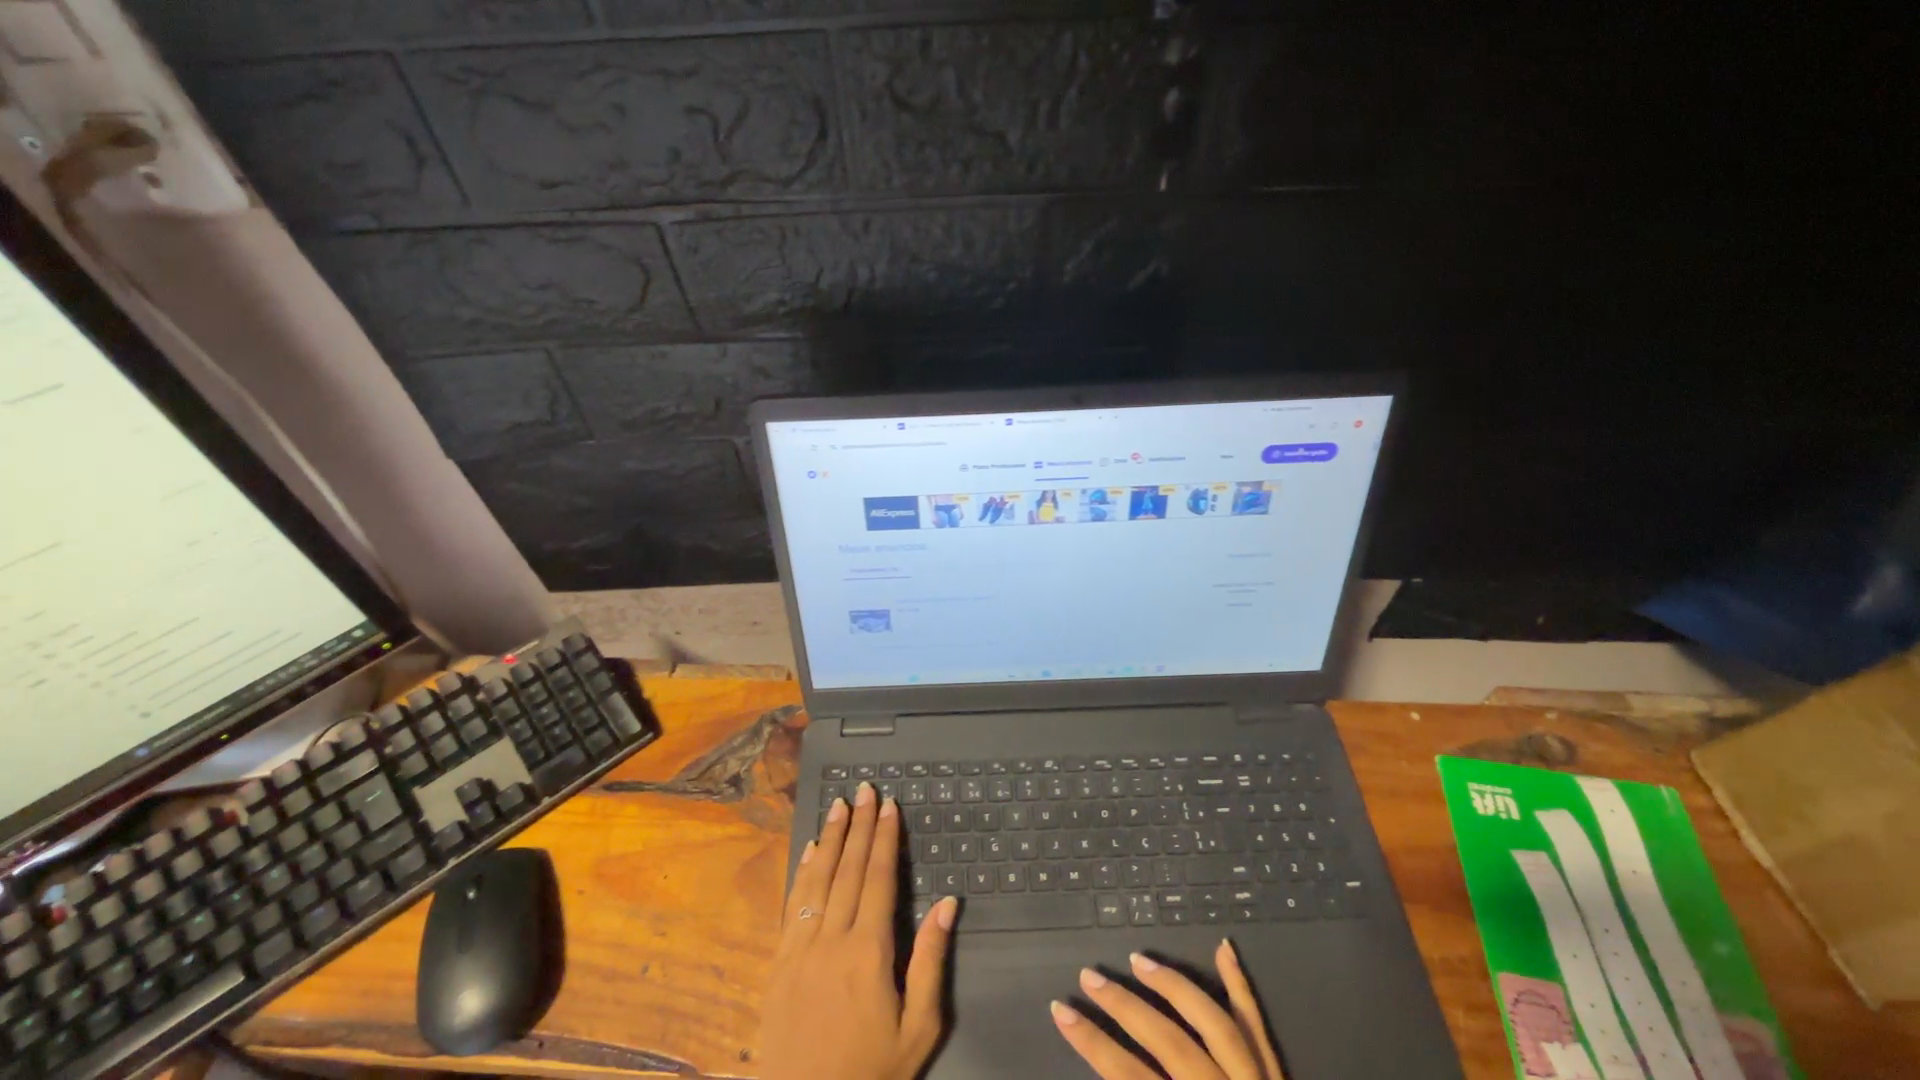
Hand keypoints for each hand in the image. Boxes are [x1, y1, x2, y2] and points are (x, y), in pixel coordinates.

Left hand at [759, 781, 959, 1079]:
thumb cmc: (872, 1069)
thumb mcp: (919, 1025)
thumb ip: (931, 960)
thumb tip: (947, 902)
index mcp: (868, 951)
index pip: (878, 879)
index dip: (884, 839)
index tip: (889, 806)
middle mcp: (830, 939)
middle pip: (847, 869)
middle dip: (858, 825)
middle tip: (864, 788)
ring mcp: (799, 949)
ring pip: (816, 879)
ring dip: (828, 838)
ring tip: (838, 805)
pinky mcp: (777, 964)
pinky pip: (791, 906)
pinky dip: (801, 873)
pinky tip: (808, 851)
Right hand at [1051, 942, 1286, 1079]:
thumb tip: (1113, 1076)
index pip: (1128, 1077)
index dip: (1091, 1043)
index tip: (1059, 1011)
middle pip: (1167, 1041)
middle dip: (1124, 1006)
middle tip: (1090, 976)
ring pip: (1211, 1022)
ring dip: (1173, 987)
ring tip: (1139, 959)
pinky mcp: (1278, 1079)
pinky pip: (1257, 1027)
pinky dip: (1240, 988)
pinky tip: (1224, 950)